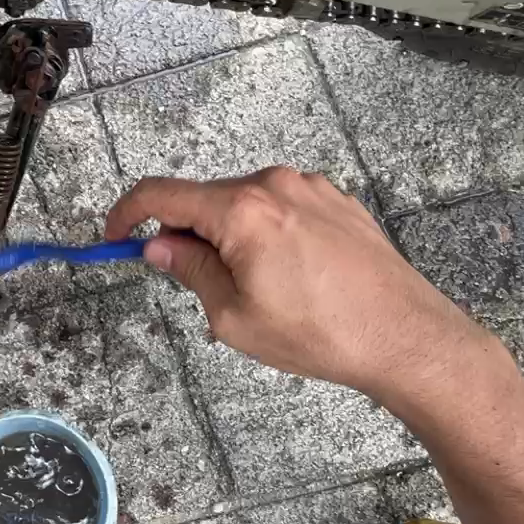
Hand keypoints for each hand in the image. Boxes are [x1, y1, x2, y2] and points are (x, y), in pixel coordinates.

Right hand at [106, 169, 502, 403]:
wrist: (408, 339)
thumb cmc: (317, 334)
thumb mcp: (232, 316)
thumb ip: (189, 270)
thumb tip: (159, 245)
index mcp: (242, 210)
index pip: (161, 194)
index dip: (126, 213)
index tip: (115, 238)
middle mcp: (274, 184)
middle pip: (202, 198)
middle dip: (182, 234)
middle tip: (189, 281)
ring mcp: (310, 188)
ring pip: (239, 204)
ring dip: (223, 235)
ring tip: (248, 287)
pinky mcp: (335, 200)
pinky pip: (276, 207)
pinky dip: (258, 232)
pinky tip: (284, 274)